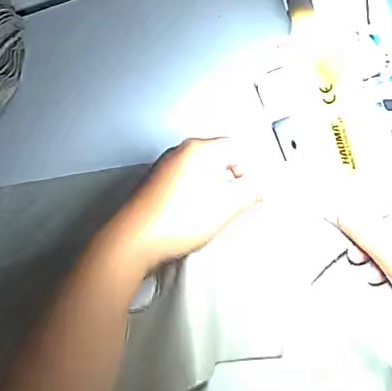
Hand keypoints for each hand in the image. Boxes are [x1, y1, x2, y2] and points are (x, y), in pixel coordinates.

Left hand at [92, 138, 263, 275]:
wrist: (132, 242)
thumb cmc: (175, 221)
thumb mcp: (226, 207)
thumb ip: (250, 193)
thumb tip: (260, 188)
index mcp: (200, 149)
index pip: (237, 148)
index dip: (247, 171)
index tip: (247, 192)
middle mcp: (180, 151)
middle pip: (218, 157)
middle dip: (229, 179)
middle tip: (230, 204)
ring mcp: (164, 165)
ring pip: (200, 169)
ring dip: (210, 187)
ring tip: (207, 212)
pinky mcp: (154, 181)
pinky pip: (183, 179)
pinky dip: (192, 193)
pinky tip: (188, 215)